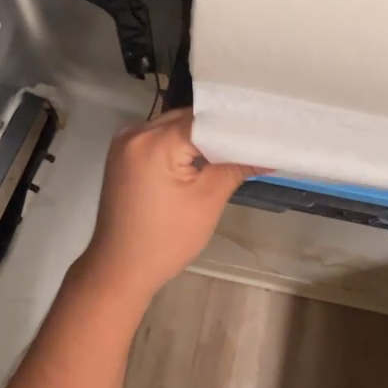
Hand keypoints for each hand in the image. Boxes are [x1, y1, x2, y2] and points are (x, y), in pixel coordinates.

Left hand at [76, 109, 259, 299]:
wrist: (120, 268)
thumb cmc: (165, 240)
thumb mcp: (207, 201)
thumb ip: (236, 168)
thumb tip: (268, 152)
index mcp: (154, 141)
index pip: (204, 119)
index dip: (234, 125)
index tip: (263, 130)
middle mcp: (135, 132)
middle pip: (187, 119)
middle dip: (218, 131)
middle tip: (253, 141)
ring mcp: (125, 143)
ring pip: (173, 127)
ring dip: (199, 139)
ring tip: (233, 150)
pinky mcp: (123, 155)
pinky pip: (159, 139)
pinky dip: (180, 146)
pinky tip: (202, 159)